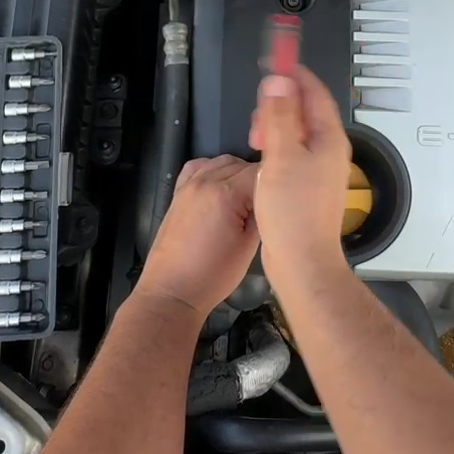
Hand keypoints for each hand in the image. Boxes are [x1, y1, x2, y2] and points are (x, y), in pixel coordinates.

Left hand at [136, 155, 260, 319]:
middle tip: (265, 202)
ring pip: (222, 161)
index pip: (259, 172)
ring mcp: (189, 184)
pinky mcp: (178, 192)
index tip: (281, 198)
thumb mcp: (248, 247)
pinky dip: (213, 170)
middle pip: (241, 164)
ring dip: (237, 172)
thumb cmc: (213, 275)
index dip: (274, 184)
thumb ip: (261, 215)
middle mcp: (206, 180)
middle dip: (257, 179)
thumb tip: (267, 199)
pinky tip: (220, 186)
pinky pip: (199, 167)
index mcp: (225, 193)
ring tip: (245, 196)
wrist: (172, 291)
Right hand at [249, 65, 352, 287]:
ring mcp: (319, 168)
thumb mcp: (282, 155)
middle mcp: (328, 150)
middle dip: (279, 105)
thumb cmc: (294, 212)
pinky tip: (263, 161)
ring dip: (275, 127)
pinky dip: (276, 147)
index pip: (314, 91)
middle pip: (304, 110)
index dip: (294, 74)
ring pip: (296, 132)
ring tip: (257, 141)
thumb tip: (280, 82)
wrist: (302, 262)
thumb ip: (280, 116)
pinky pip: (292, 152)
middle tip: (259, 117)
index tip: (274, 62)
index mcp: (329, 137)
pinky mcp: (307, 185)